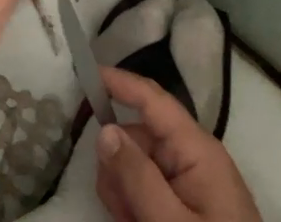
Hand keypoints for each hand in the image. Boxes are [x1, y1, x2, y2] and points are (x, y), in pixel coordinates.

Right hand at [96, 68, 262, 221]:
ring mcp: (187, 180)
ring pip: (133, 165)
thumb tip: (105, 129)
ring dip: (124, 194)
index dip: (119, 81)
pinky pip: (144, 189)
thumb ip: (137, 177)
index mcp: (196, 149)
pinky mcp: (183, 201)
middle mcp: (191, 156)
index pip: (153, 99)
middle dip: (118, 168)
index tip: (83, 73)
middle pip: (136, 137)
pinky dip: (134, 207)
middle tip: (122, 210)